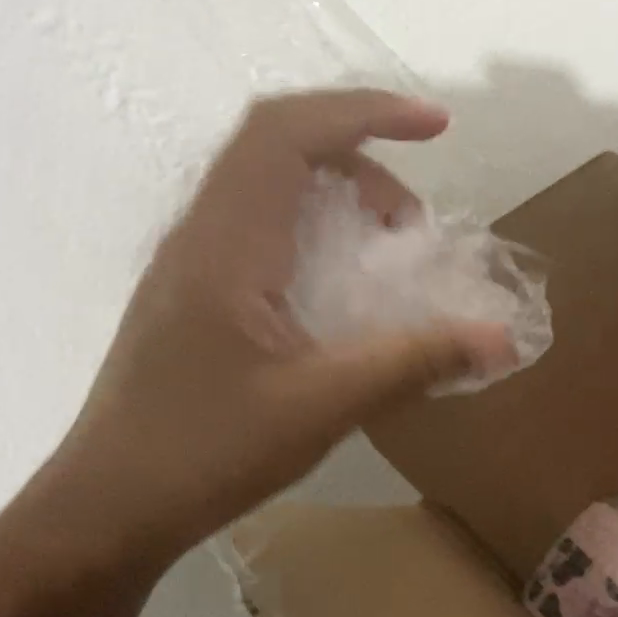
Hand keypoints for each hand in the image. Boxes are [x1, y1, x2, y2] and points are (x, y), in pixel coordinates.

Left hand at [38, 89, 511, 562]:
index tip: (438, 127)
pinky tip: (362, 299)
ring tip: (402, 260)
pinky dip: (331, 242)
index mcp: (226, 246)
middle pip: (284, 154)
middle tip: (423, 233)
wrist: (114, 504)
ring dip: (348, 205)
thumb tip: (503, 338)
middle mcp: (206, 239)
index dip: (364, 113)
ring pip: (277, 195)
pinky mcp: (208, 302)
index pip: (286, 136)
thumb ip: (416, 362)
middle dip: (368, 168)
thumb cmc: (209, 448)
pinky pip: (275, 239)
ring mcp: (202, 270)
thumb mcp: (327, 404)